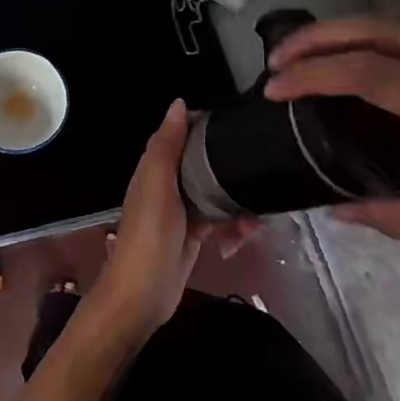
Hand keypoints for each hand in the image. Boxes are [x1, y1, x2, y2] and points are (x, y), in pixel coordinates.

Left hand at [88, 100, 252, 338]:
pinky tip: (240, 242)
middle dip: (231, 170)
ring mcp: (183, 210)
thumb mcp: (157, 186)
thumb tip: (179, 103)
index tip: (237, 125)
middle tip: (257, 177)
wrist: (142, 297)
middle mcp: (168, 184)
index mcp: (155, 168)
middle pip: (205, 164)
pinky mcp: (196, 234)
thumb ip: (166, 146)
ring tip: (252, 225)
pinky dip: (234, 228)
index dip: (206, 127)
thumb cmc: (149, 237)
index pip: (182, 135)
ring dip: (238, 205)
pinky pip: (221, 220)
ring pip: (218, 193)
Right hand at [262, 18, 399, 299]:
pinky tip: (387, 83)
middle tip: (277, 59)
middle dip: (319, 35)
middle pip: (379, 27)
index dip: (310, 75)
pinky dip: (393, 51)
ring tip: (316, 67)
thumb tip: (342, 215)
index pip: (366, 73)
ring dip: (355, 39)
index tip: (270, 88)